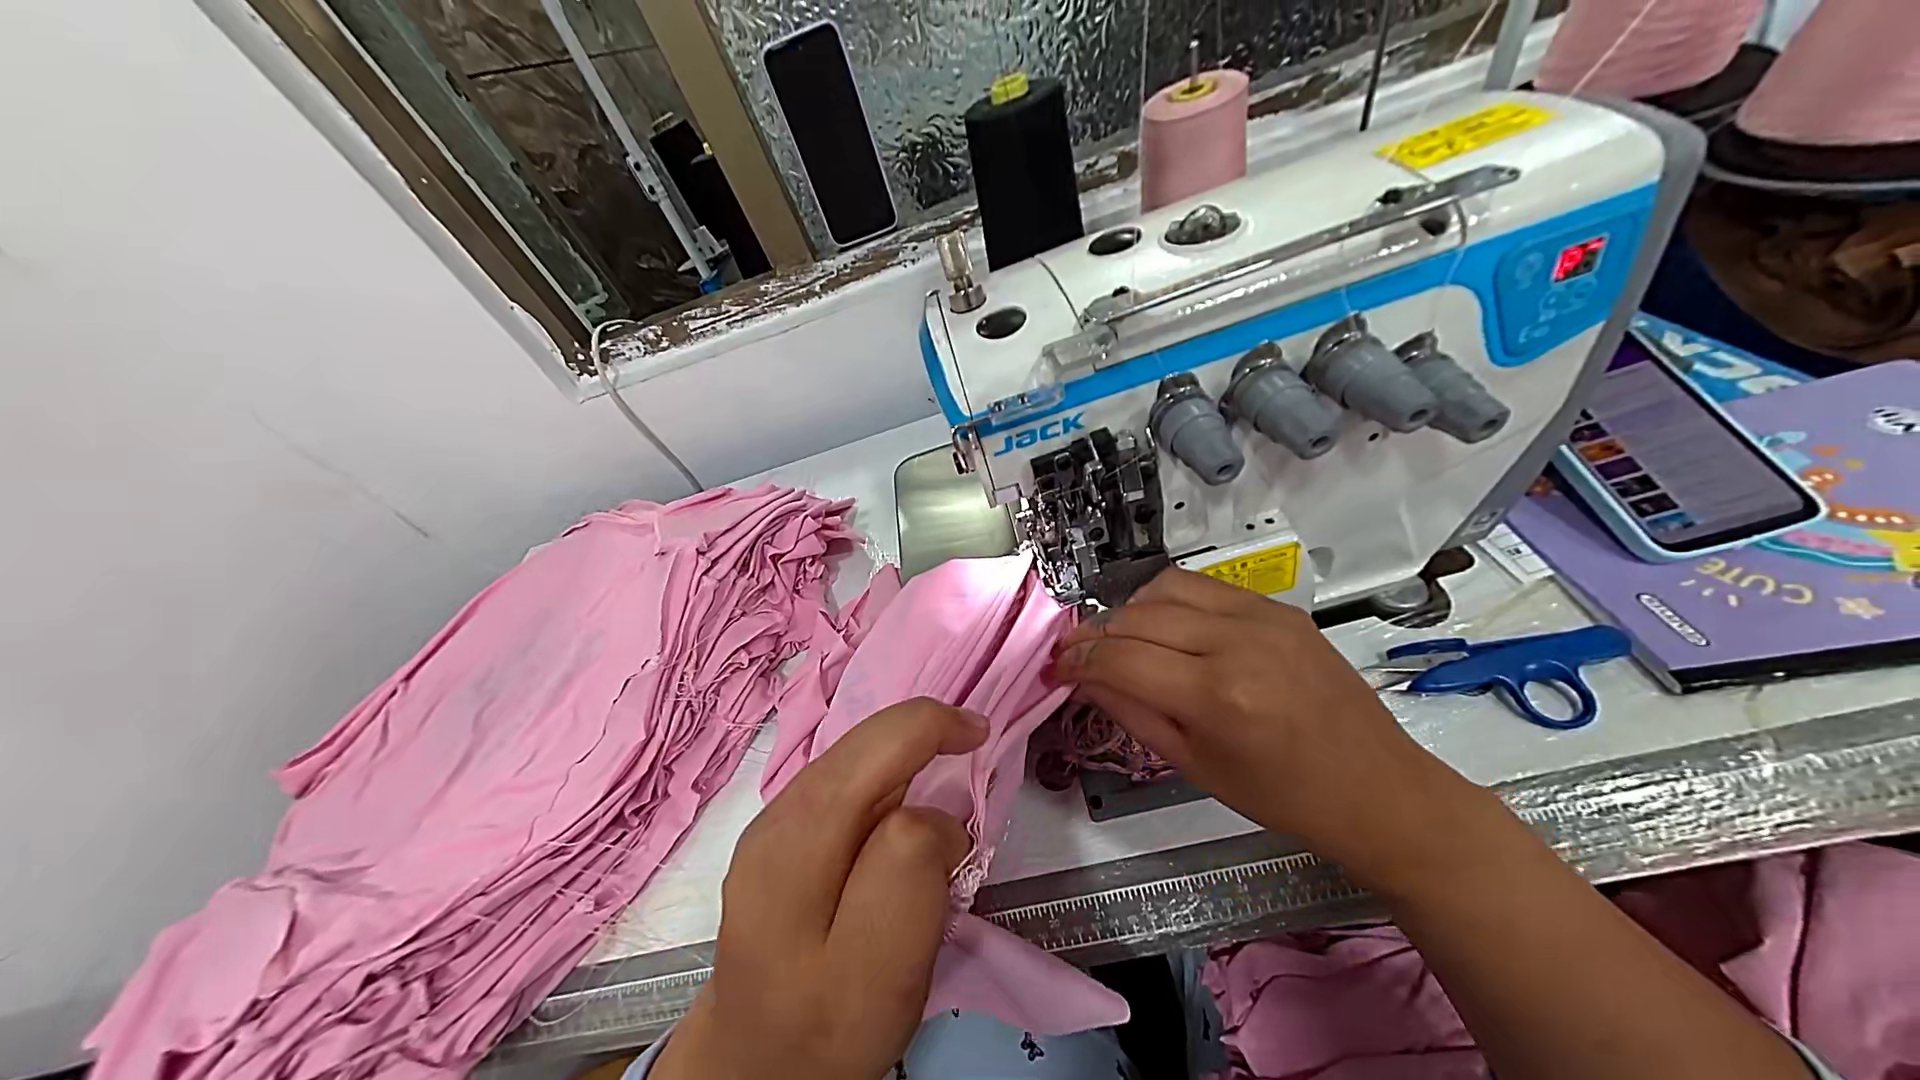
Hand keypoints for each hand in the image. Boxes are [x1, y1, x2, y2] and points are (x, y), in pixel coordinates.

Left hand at [650, 698, 984, 1079]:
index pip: (873, 767)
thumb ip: (912, 876)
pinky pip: (840, 775)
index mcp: (792, 860)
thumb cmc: (831, 1023)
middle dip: (918, 727)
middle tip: (970, 736)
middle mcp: (771, 825)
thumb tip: (934, 817)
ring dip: (900, 745)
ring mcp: (768, 824)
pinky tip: (902, 790)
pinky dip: (881, 767)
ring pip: (847, 754)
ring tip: (944, 754)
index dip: (931, 735)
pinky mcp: (776, 830)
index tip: (980, 738)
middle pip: (854, 746)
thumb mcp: (885, 971)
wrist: (760, 1056)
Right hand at [1053, 568, 1479, 884]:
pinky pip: (1205, 587)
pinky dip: (1170, 600)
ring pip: (1166, 587)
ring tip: (1122, 637)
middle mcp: (1238, 642)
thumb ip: (1131, 712)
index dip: (1078, 659)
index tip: (1057, 666)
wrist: (1378, 788)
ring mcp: (1263, 617)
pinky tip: (1166, 626)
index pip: (1121, 658)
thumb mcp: (1194, 766)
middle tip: (1077, 652)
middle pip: (1138, 616)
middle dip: (1096, 633)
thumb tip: (1083, 677)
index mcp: (1218, 696)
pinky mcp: (1279, 608)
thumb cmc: (1283, 797)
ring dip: (1130, 609)